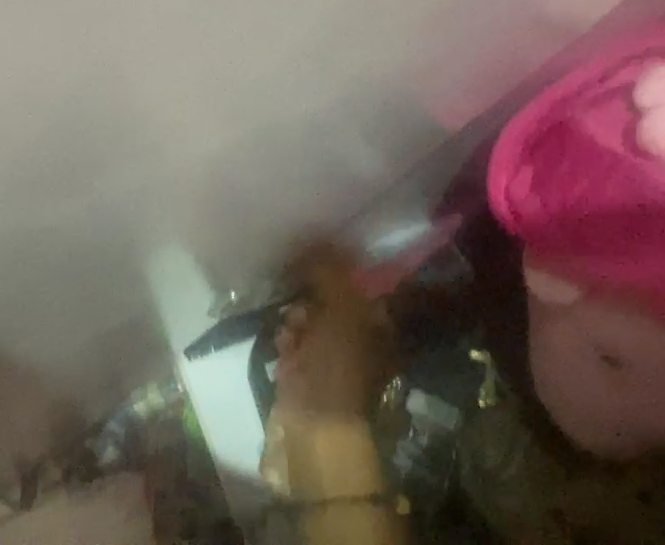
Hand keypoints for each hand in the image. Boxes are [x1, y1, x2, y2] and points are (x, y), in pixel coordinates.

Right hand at [273, 244, 392, 420]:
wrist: (316, 426)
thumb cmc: (338, 364)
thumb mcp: (341, 308)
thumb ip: (330, 270)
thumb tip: (317, 239)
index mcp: (379, 321)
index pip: (359, 280)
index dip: (336, 266)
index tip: (314, 255)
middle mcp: (359, 334)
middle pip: (329, 296)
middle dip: (311, 295)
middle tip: (303, 301)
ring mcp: (330, 353)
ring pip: (307, 315)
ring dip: (296, 318)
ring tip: (293, 329)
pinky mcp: (304, 368)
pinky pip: (292, 339)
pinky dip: (287, 339)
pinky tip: (285, 347)